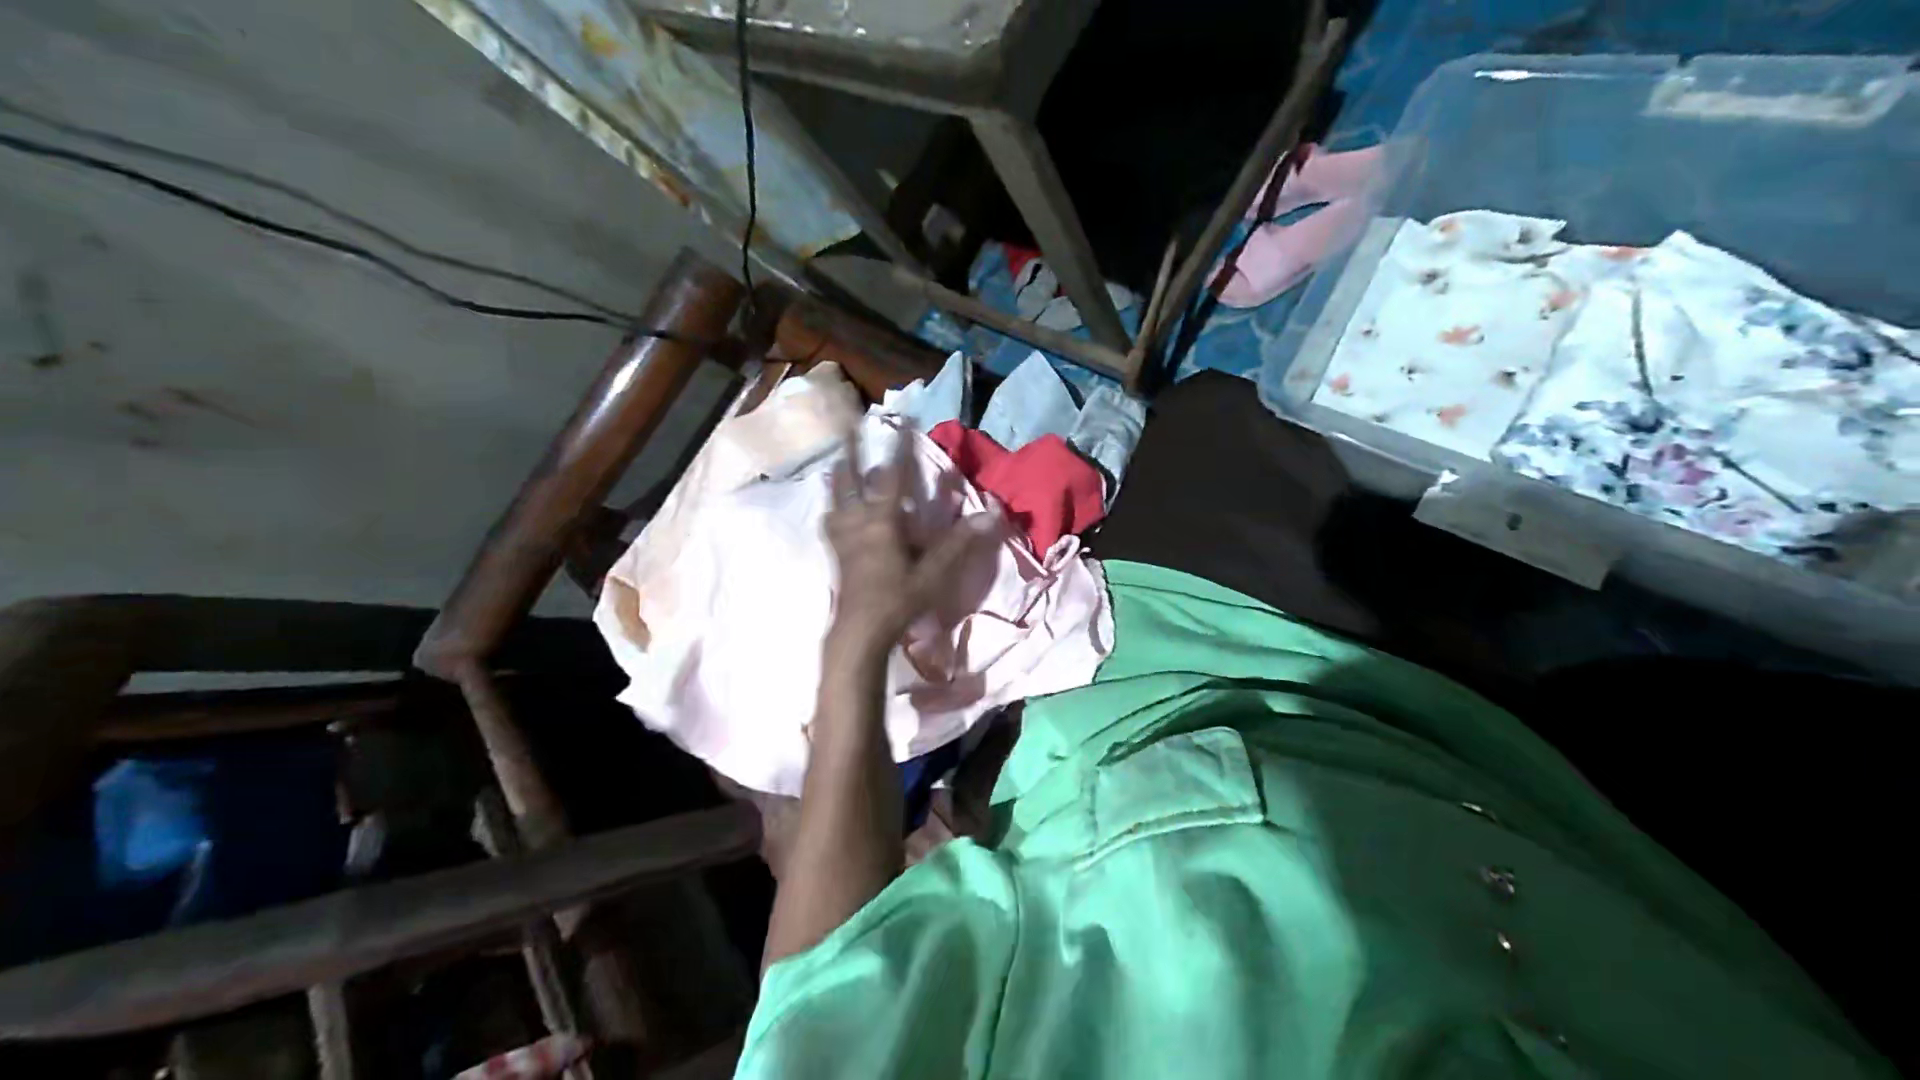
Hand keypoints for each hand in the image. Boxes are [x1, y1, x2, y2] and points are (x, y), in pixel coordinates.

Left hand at [824, 423, 994, 657]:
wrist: (860, 629)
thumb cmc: (898, 599)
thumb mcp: (934, 571)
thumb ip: (961, 542)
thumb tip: (993, 514)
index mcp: (882, 520)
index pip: (894, 475)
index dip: (900, 446)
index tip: (904, 420)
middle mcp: (857, 520)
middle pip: (853, 477)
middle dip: (854, 449)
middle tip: (849, 424)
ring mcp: (841, 535)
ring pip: (836, 495)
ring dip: (839, 473)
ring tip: (836, 458)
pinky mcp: (834, 550)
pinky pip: (829, 519)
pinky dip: (831, 505)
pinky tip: (832, 508)